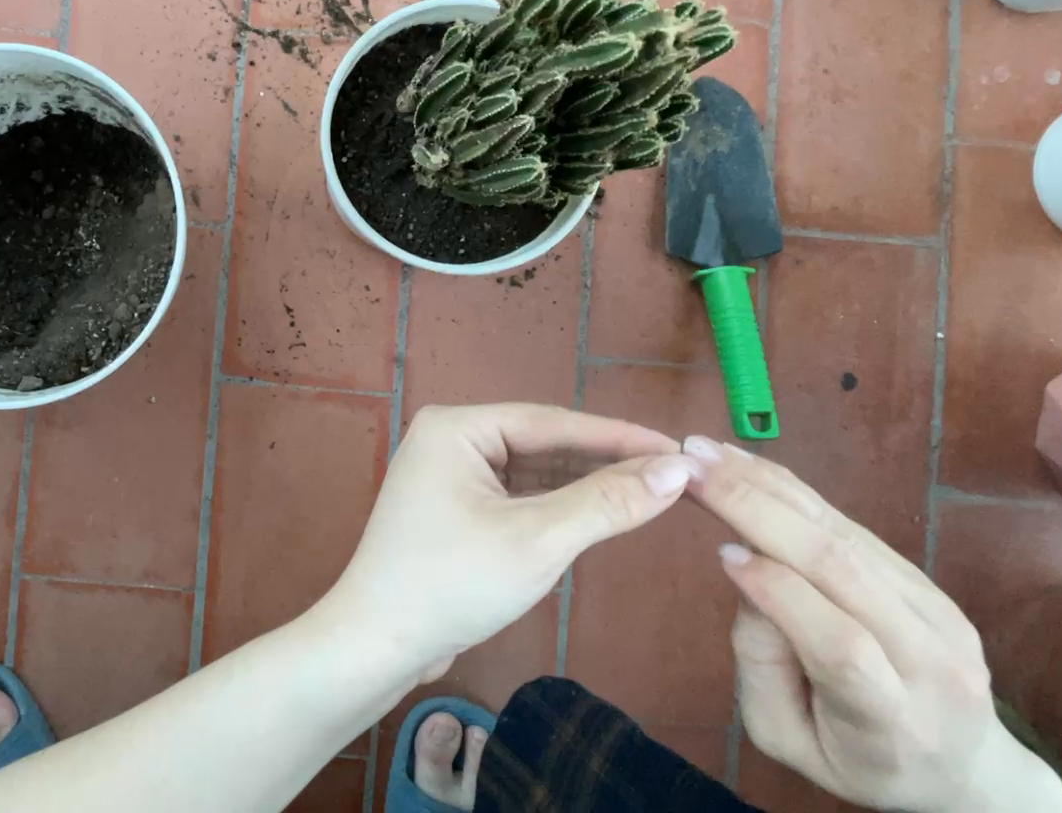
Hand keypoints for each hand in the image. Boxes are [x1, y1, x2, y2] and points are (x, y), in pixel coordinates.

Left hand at [318, 403, 698, 679]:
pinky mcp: (453, 507)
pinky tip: (599, 510)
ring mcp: (448, 473)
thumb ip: (607, 501)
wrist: (380, 639)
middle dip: (603, 460)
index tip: (681, 447)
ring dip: (583, 483)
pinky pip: (515, 494)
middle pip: (541, 443)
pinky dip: (555, 504)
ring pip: (530, 470)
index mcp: (457, 427)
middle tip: (675, 473)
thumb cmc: (454, 581)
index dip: (618, 436)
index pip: (551, 421)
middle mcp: (449, 439)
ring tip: (651, 491)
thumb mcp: (538, 540)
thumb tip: (678, 468)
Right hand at [680, 437, 1061, 812]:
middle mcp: (929, 657)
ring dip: (765, 484)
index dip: (779, 592)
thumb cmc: (852, 757)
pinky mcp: (926, 581)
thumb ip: (761, 665)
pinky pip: (850, 524)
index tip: (717, 550)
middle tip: (690, 468)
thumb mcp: (787, 739)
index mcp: (893, 716)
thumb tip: (746, 574)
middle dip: (756, 508)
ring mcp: (937, 611)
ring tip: (704, 452)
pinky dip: (789, 489)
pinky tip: (743, 463)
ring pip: (843, 533)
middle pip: (841, 568)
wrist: (963, 766)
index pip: (839, 643)